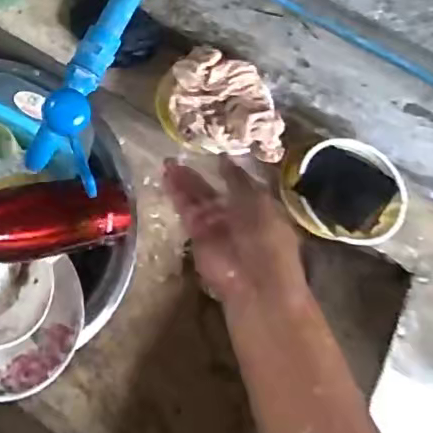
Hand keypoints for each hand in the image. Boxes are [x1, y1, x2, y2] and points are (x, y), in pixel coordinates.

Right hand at [163, 155, 303, 303]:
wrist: (254, 282)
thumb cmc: (266, 239)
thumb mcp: (258, 202)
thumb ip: (238, 180)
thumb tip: (225, 158)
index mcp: (257, 207)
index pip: (237, 183)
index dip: (223, 168)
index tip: (209, 150)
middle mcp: (234, 215)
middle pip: (211, 190)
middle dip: (197, 174)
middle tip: (180, 155)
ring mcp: (214, 225)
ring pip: (195, 198)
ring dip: (182, 180)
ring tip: (167, 161)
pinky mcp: (196, 233)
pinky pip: (184, 208)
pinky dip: (176, 192)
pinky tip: (166, 176)